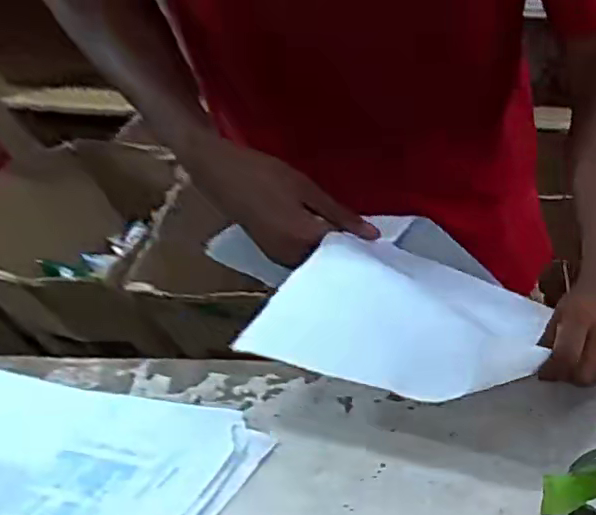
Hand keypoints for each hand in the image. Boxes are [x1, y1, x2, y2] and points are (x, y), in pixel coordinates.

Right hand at [179, 132, 377, 267]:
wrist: (213, 167)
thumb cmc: (260, 172)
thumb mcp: (305, 188)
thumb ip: (340, 215)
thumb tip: (373, 236)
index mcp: (302, 237)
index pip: (346, 254)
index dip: (364, 252)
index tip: (381, 251)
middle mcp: (291, 255)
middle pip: (333, 265)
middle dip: (351, 260)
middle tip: (372, 253)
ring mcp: (280, 259)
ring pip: (318, 266)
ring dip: (334, 260)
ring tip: (354, 251)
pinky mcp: (273, 258)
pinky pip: (304, 263)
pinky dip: (318, 258)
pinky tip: (328, 249)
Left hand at [538, 276, 595, 385]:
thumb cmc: (581, 301)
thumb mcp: (559, 314)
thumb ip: (550, 340)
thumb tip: (543, 368)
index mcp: (582, 318)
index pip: (566, 357)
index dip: (552, 370)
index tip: (543, 373)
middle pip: (582, 374)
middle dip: (567, 377)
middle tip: (558, 371)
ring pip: (594, 379)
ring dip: (580, 378)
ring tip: (573, 366)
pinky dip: (594, 375)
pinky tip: (589, 364)